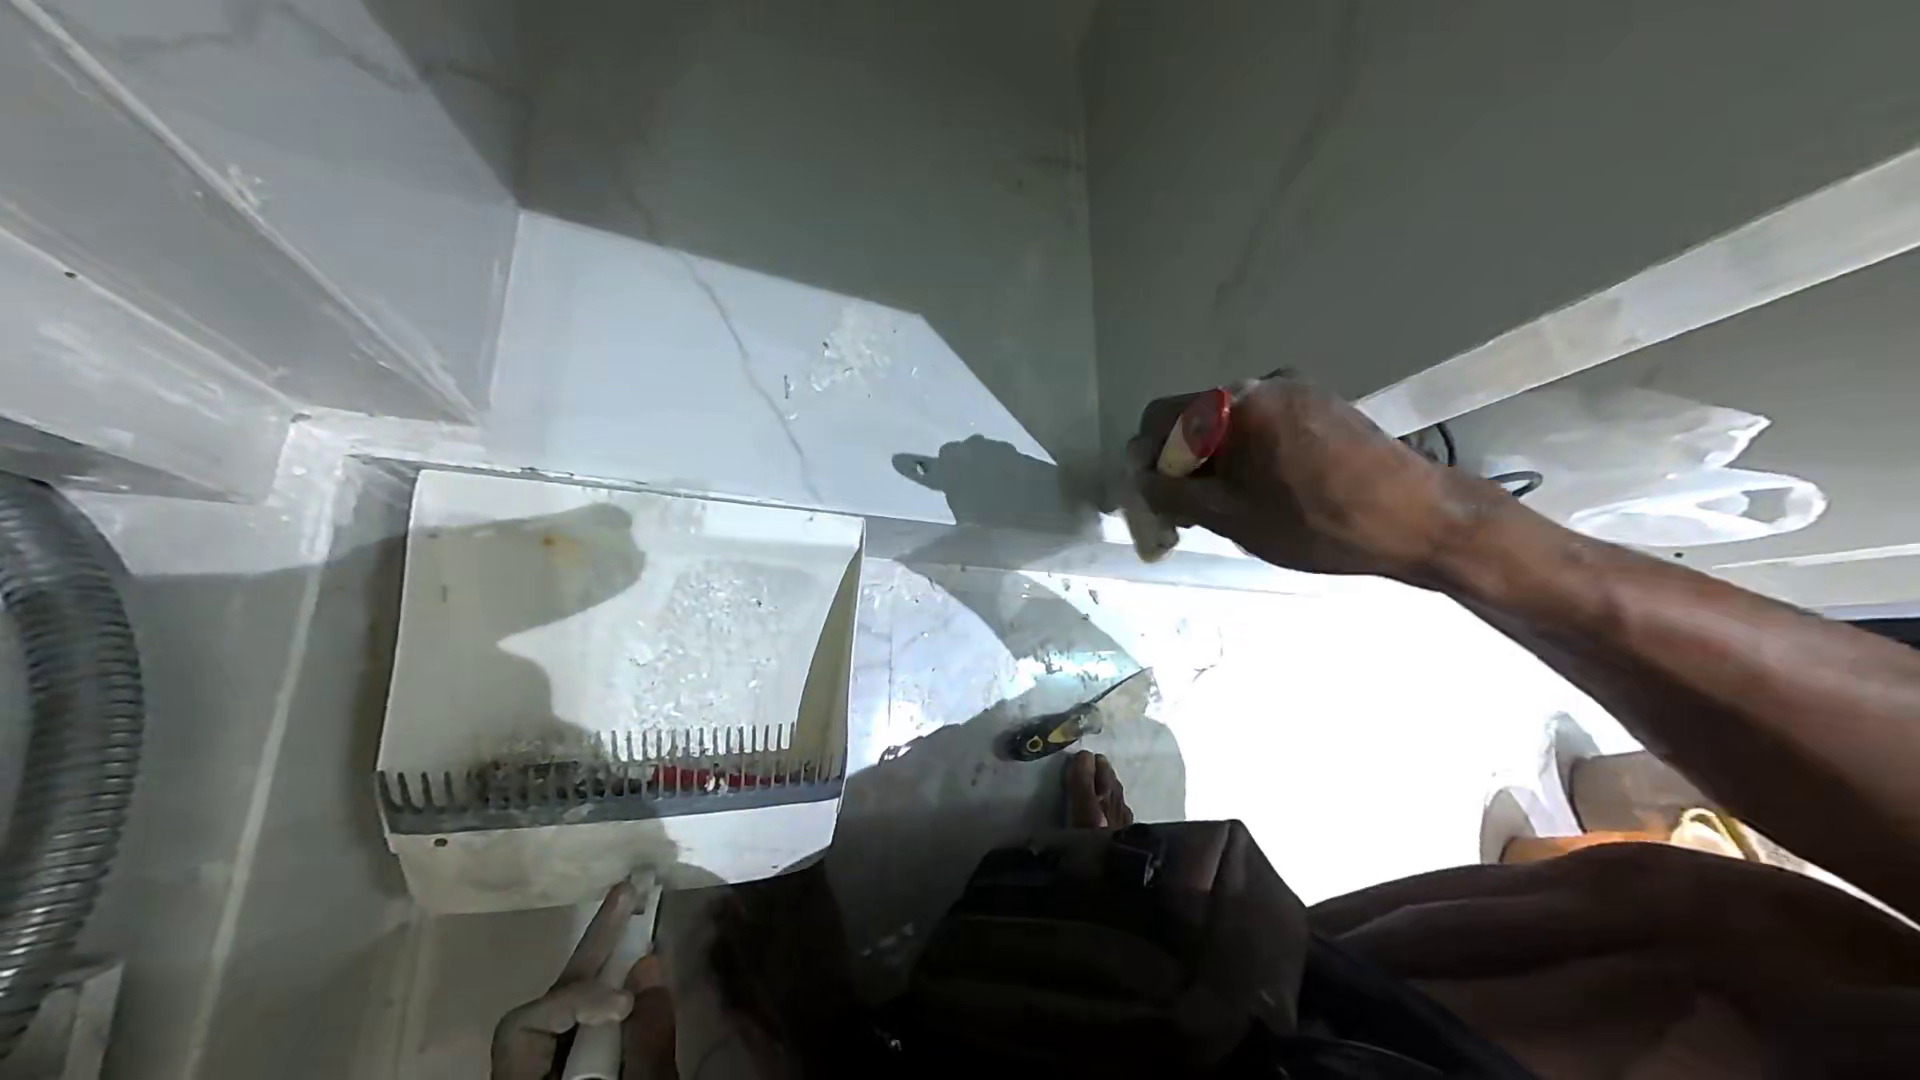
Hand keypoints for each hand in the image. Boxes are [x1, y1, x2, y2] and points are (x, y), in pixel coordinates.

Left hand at [491, 882, 678, 1078]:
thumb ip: (647, 1046)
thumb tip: (648, 970)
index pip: (528, 1023)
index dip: (575, 1000)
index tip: (624, 1003)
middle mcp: (521, 1079)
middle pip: (544, 1002)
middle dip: (593, 944)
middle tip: (631, 891)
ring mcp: (541, 1076)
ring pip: (561, 1009)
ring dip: (599, 958)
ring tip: (633, 908)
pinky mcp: (565, 1073)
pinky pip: (580, 1025)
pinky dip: (606, 988)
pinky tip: (630, 960)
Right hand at [1129, 374, 1488, 580]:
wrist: (1420, 520)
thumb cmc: (1313, 521)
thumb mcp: (1227, 515)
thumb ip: (1169, 491)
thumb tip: (1142, 476)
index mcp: (1232, 403)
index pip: (1159, 418)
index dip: (1146, 460)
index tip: (1156, 499)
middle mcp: (1263, 382)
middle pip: (1195, 418)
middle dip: (1182, 464)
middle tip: (1189, 511)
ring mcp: (1299, 390)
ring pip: (1230, 424)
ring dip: (1216, 461)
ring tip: (1233, 506)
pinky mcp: (1325, 405)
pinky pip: (1265, 425)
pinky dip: (1250, 454)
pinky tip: (1267, 491)